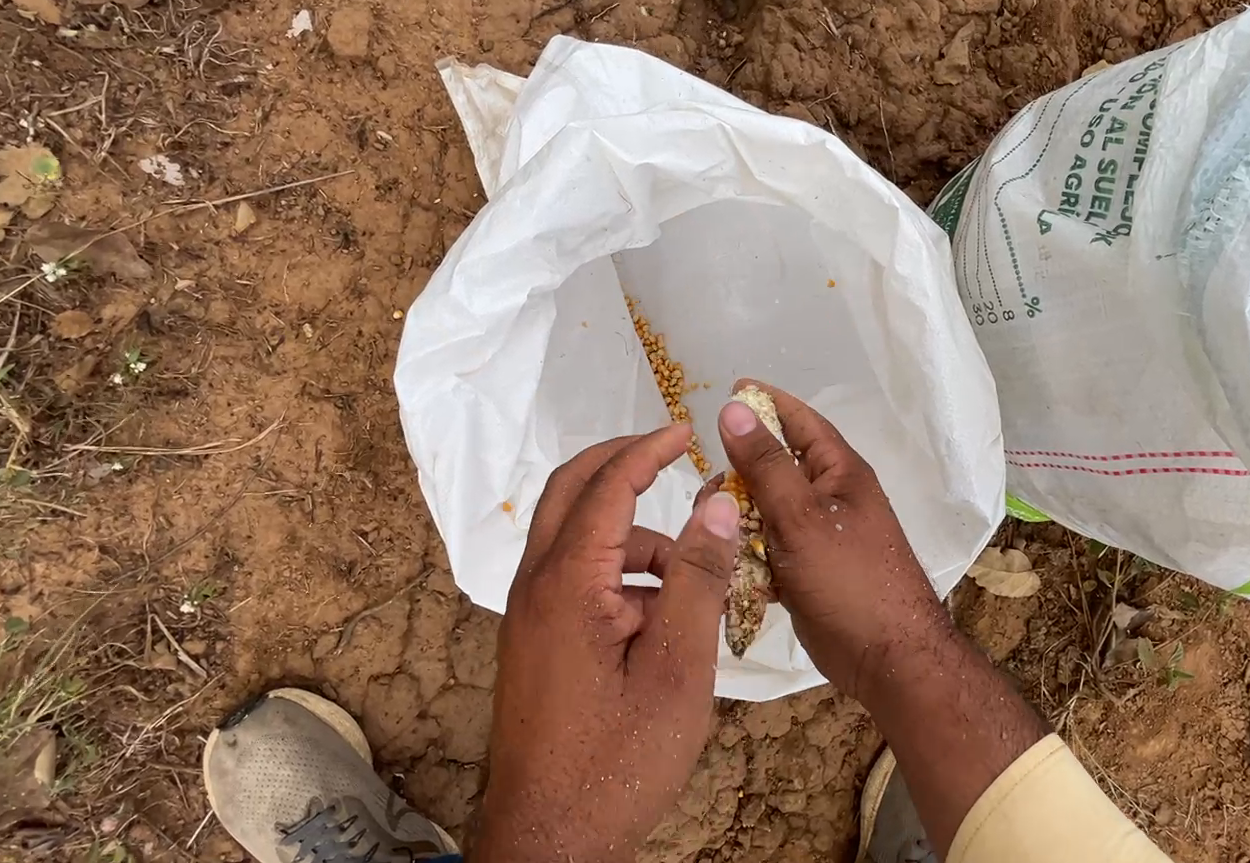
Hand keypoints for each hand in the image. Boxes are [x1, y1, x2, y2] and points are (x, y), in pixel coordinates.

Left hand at [472, 425, 741, 862]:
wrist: (549, 843)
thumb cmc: (618, 758)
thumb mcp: (677, 667)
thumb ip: (698, 578)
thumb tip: (719, 504)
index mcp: (568, 581)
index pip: (607, 485)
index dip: (649, 449)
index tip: (687, 428)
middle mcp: (537, 583)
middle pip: (569, 488)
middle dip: (621, 462)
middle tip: (671, 453)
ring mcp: (530, 611)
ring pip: (575, 533)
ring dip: (630, 530)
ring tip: (690, 573)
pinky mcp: (536, 637)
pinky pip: (575, 574)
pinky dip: (619, 570)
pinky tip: (662, 614)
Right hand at [714, 383, 952, 704]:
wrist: (889, 661)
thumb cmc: (849, 579)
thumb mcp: (801, 515)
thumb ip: (765, 463)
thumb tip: (734, 407)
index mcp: (838, 471)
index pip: (799, 420)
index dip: (765, 403)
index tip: (729, 390)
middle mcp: (829, 496)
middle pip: (774, 467)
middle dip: (738, 474)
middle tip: (709, 493)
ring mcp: (819, 534)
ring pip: (765, 510)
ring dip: (738, 518)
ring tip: (714, 534)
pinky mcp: (807, 569)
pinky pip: (769, 547)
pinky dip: (748, 553)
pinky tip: (727, 568)